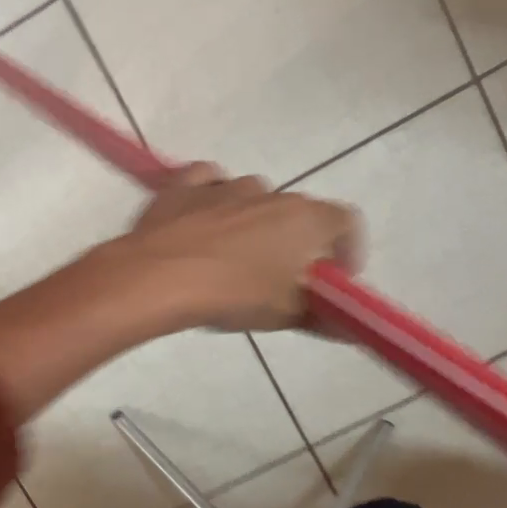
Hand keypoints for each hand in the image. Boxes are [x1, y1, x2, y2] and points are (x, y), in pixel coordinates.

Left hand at [118, 163, 363, 334]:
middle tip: (277, 274)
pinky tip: (201, 216)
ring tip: (232, 253)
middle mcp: (267, 193)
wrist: (156, 277)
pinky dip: (207, 193)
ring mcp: (220, 187)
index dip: (344, 250)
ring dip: (249, 217)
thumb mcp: (289, 315)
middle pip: (294, 210)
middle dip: (293, 239)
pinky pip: (203, 179)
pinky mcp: (178, 188)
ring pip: (249, 194)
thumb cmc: (232, 295)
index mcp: (306, 217)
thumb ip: (328, 318)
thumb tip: (350, 328)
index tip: (330, 278)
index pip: (345, 223)